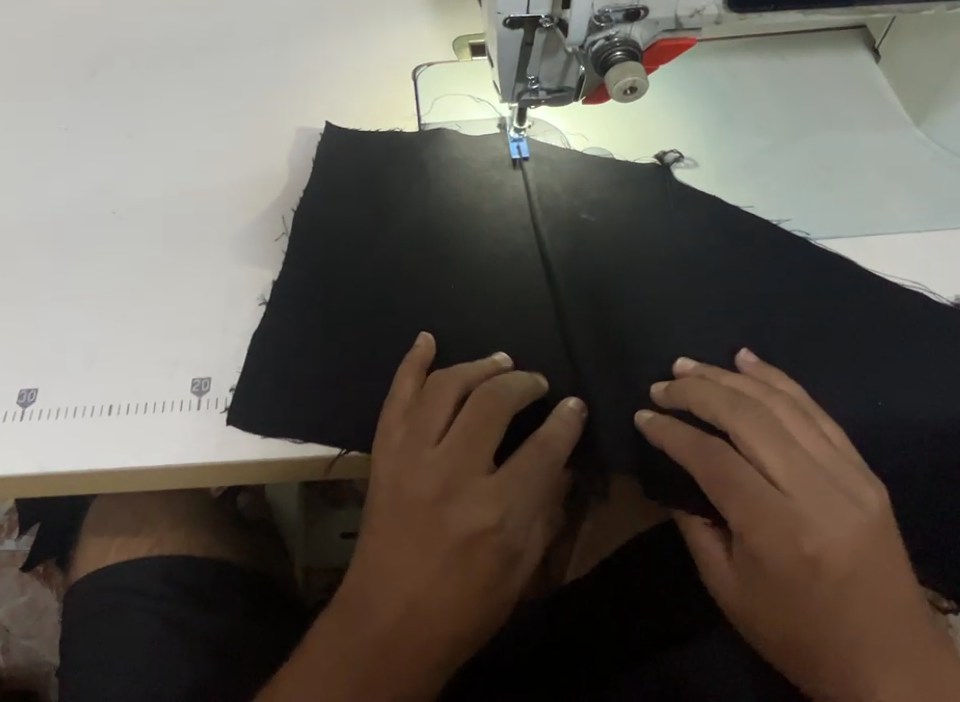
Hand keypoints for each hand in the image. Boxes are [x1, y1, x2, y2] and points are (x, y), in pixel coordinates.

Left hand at [260, 332, 586, 700]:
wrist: (388, 620)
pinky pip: (397, 394)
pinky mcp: (384, 452)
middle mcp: (453, 472)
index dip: (566, 422)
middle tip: (536, 382)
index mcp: (497, 511)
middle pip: (493, 403)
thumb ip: (546, 509)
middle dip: (522, 383)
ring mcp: (412, 456)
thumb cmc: (465, 606)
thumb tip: (564, 461)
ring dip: (477, 366)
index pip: (544, 448)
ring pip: (447, 387)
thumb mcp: (522, 569)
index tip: (575, 405)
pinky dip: (412, 363)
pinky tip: (427, 340)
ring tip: (500, 362)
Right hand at [636, 349, 959, 701]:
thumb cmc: (800, 638)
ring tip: (689, 365)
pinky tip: (747, 360)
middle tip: (660, 385)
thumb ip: (694, 523)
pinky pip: (817, 413)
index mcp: (778, 530)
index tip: (641, 417)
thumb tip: (671, 470)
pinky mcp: (867, 473)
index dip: (672, 432)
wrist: (897, 670)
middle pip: (747, 418)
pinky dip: (779, 380)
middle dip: (696, 392)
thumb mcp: (728, 590)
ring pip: (782, 405)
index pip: (713, 458)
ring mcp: (850, 478)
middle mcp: (818, 493)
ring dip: (730, 378)